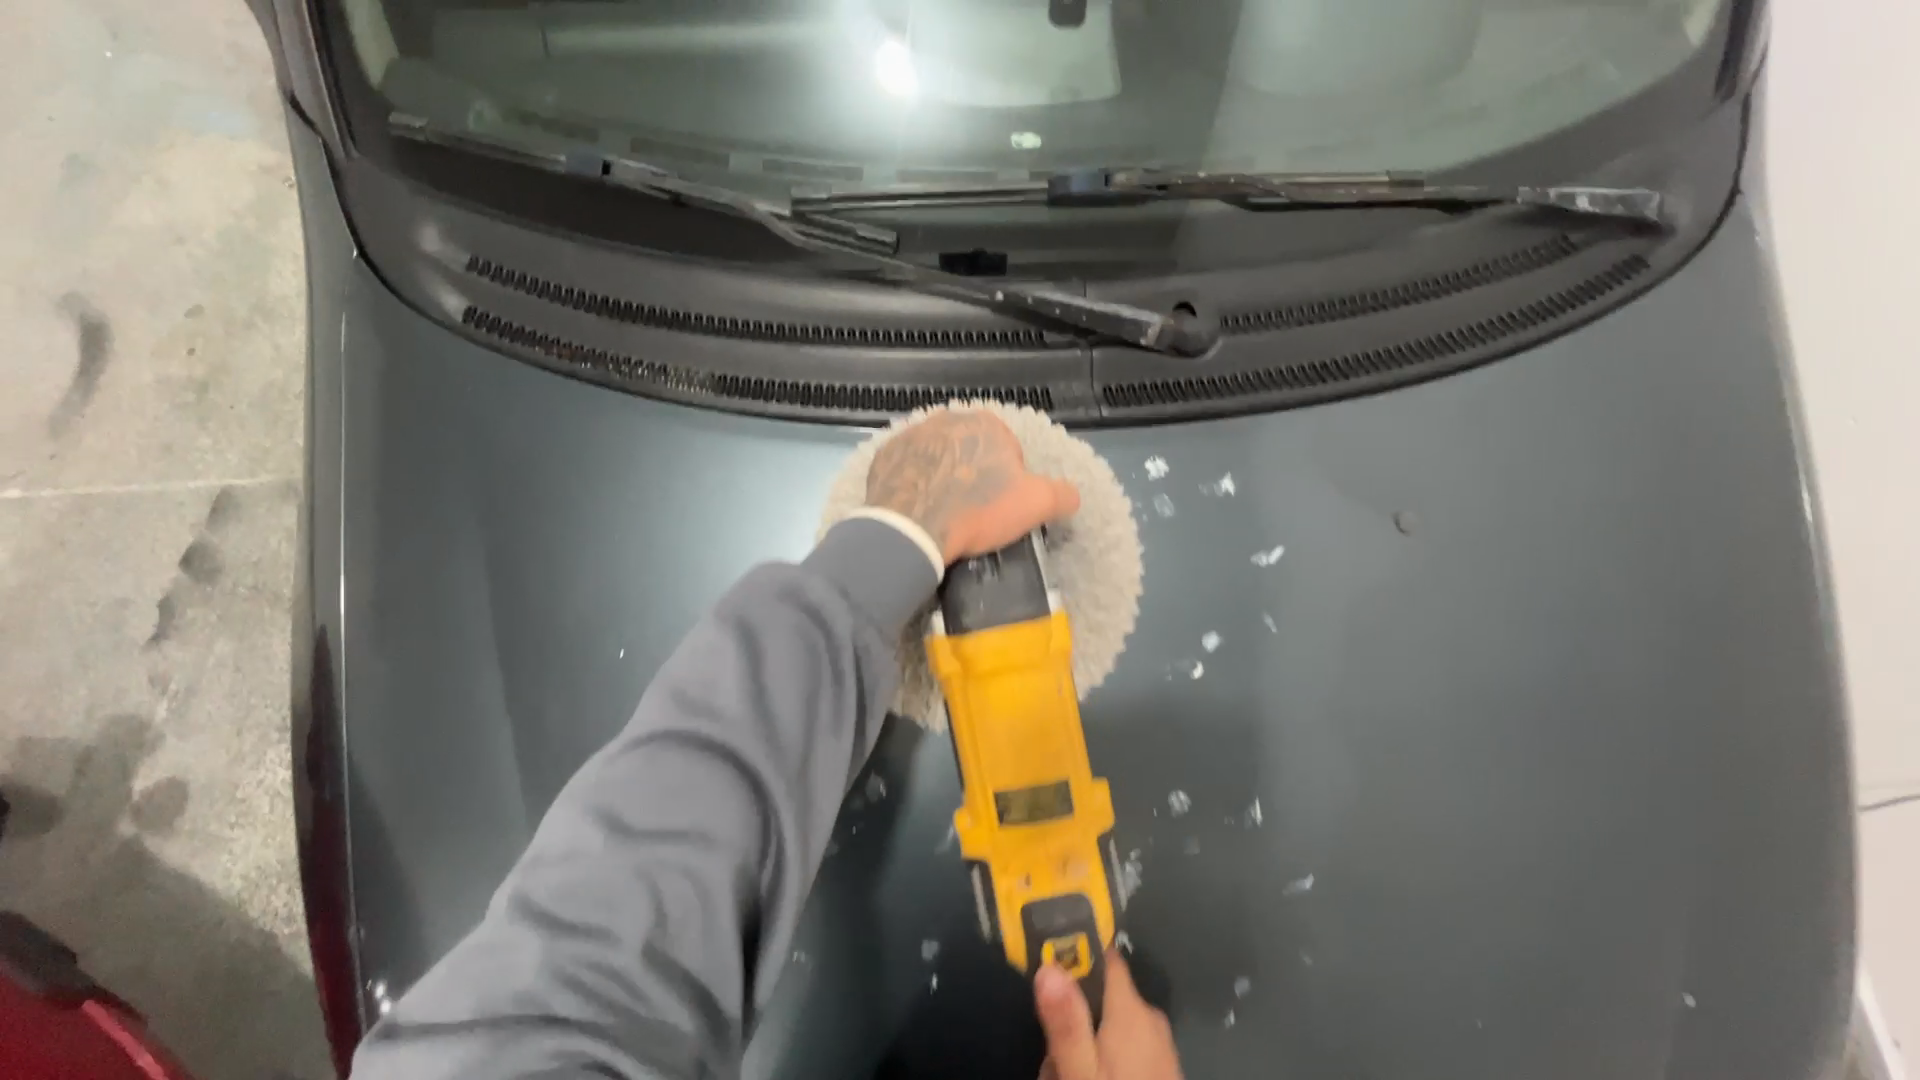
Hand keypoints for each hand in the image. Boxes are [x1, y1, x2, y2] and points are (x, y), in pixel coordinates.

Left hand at [865, 410, 1080, 564]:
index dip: (1009, 479)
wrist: (911, 529)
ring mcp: (910, 435)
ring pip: (937, 457)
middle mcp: (947, 418)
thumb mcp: (1038, 504)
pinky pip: (906, 469)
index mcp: (987, 422)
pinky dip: (913, 483)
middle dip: (974, 474)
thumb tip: (1071, 495)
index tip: (1002, 506)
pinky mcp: (883, 457)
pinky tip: (917, 509)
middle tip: (974, 512)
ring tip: (944, 513)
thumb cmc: (978, 510)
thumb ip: (1063, 494)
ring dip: (942, 477)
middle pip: (970, 450)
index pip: (1008, 450)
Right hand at [1035, 953, 1183, 1079]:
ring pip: (1111, 1026)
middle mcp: (1150, 1019)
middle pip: (1101, 997)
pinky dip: (1106, 1062)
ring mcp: (1160, 1046)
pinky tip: (1092, 1079)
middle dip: (1073, 1017)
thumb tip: (1047, 967)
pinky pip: (1127, 1050)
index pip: (1103, 957)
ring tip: (1066, 1076)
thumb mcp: (1082, 1074)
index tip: (1045, 970)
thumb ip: (1066, 1023)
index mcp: (1132, 1010)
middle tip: (1052, 1057)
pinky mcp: (1162, 1069)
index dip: (1074, 956)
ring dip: (1086, 1045)